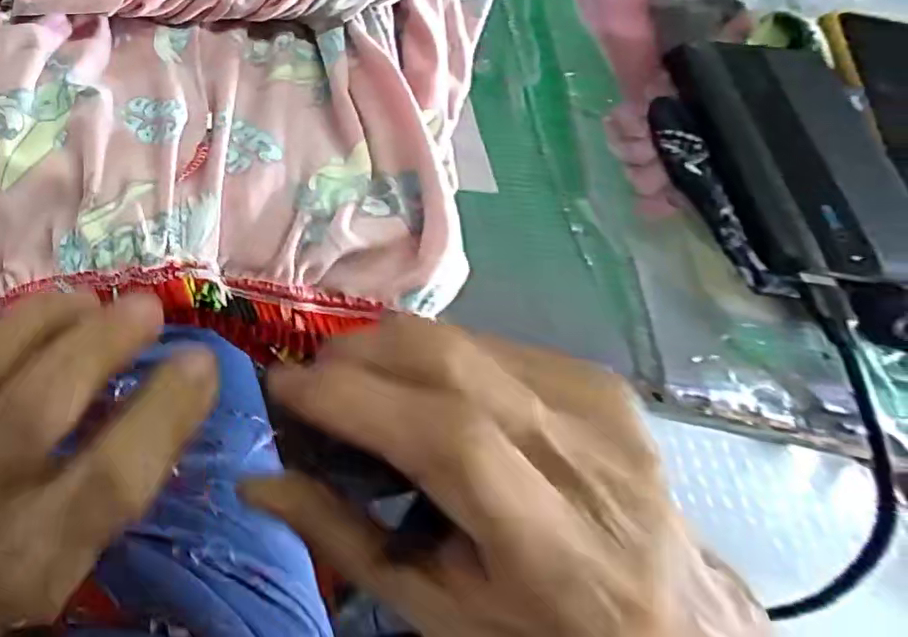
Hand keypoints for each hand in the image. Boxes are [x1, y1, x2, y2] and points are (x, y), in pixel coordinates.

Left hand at [0, 288, 217, 636]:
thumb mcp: (55, 570)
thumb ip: (97, 497)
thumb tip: (152, 405)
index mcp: (35, 553)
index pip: (111, 479)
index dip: (162, 413)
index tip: (198, 361)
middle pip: (39, 404)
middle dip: (98, 345)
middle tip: (141, 306)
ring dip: (35, 319)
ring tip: (81, 297)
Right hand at [243, 316, 769, 636]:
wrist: (691, 633)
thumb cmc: (547, 636)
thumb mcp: (439, 613)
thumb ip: (339, 536)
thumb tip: (251, 476)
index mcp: (560, 551)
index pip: (446, 438)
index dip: (349, 396)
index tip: (280, 387)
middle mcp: (592, 466)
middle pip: (443, 360)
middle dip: (349, 356)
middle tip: (310, 384)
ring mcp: (603, 413)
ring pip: (450, 336)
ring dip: (378, 347)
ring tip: (356, 385)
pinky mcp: (598, 382)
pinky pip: (477, 337)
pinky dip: (423, 351)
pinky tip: (420, 389)